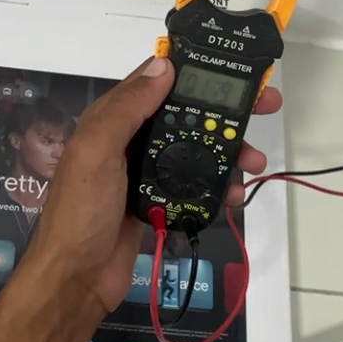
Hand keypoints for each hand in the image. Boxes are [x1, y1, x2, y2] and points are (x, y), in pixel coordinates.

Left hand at [12, 56, 281, 326]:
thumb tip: (163, 64)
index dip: (193, 71)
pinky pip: (193, 184)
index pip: (155, 81)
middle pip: (183, 114)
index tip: (233, 68)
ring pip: (194, 150)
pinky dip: (216, 185)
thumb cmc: (82, 210)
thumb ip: (127, 108)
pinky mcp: (157, 200)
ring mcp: (144, 171)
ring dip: (226, 151)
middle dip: (223, 111)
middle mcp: (128, 139)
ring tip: (255, 162)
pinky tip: (233, 193)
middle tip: (266, 108)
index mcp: (111, 119)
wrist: (76, 278)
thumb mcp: (97, 151)